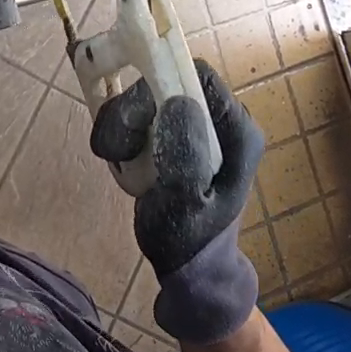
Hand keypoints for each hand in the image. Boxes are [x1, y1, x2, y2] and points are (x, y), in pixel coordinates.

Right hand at [91, 59, 263, 343]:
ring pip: (145, 100)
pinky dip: (121, 136)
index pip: (198, 76)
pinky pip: (139, 119)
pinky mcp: (173, 139)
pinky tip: (122, 163)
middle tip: (114, 148)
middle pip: (164, 83)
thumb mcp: (185, 203)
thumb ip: (183, 152)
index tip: (131, 113)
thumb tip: (176, 100)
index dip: (160, 79)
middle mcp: (218, 121)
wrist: (189, 276)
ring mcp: (194, 129)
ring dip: (120, 125)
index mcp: (236, 130)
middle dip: (131, 110)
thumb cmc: (189, 243)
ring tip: (116, 159)